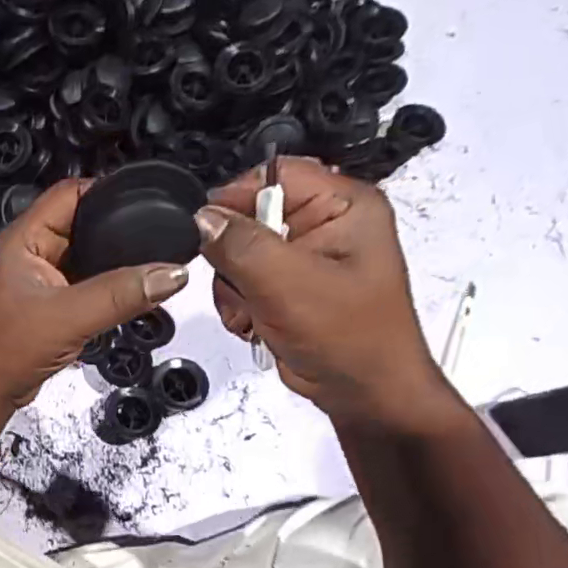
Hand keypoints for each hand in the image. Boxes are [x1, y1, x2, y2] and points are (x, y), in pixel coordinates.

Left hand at [0, 179, 189, 407]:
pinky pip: (86, 284)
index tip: (145, 200)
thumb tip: (169, 274)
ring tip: (142, 271)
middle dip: (117, 231)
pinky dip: (107, 289)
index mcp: (24, 239)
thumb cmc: (3, 353)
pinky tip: (125, 297)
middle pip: (84, 223)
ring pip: (88, 256)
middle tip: (151, 241)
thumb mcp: (69, 318)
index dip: (108, 191)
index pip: (71, 192)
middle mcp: (31, 253)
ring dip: (113, 264)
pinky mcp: (50, 304)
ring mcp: (40, 279)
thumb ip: (121, 294)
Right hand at [200, 158, 461, 432]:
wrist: (363, 392)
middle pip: (250, 218)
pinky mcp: (289, 290)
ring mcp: (305, 261)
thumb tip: (203, 220)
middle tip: (246, 286)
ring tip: (256, 313)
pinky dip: (240, 307)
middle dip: (235, 259)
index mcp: (344, 206)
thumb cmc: (354, 339)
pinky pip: (243, 285)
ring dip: (235, 289)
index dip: (236, 199)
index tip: (209, 230)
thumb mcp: (288, 283)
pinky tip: (257, 324)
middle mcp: (326, 227)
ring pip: (240, 256)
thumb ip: (241, 245)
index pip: (276, 175)